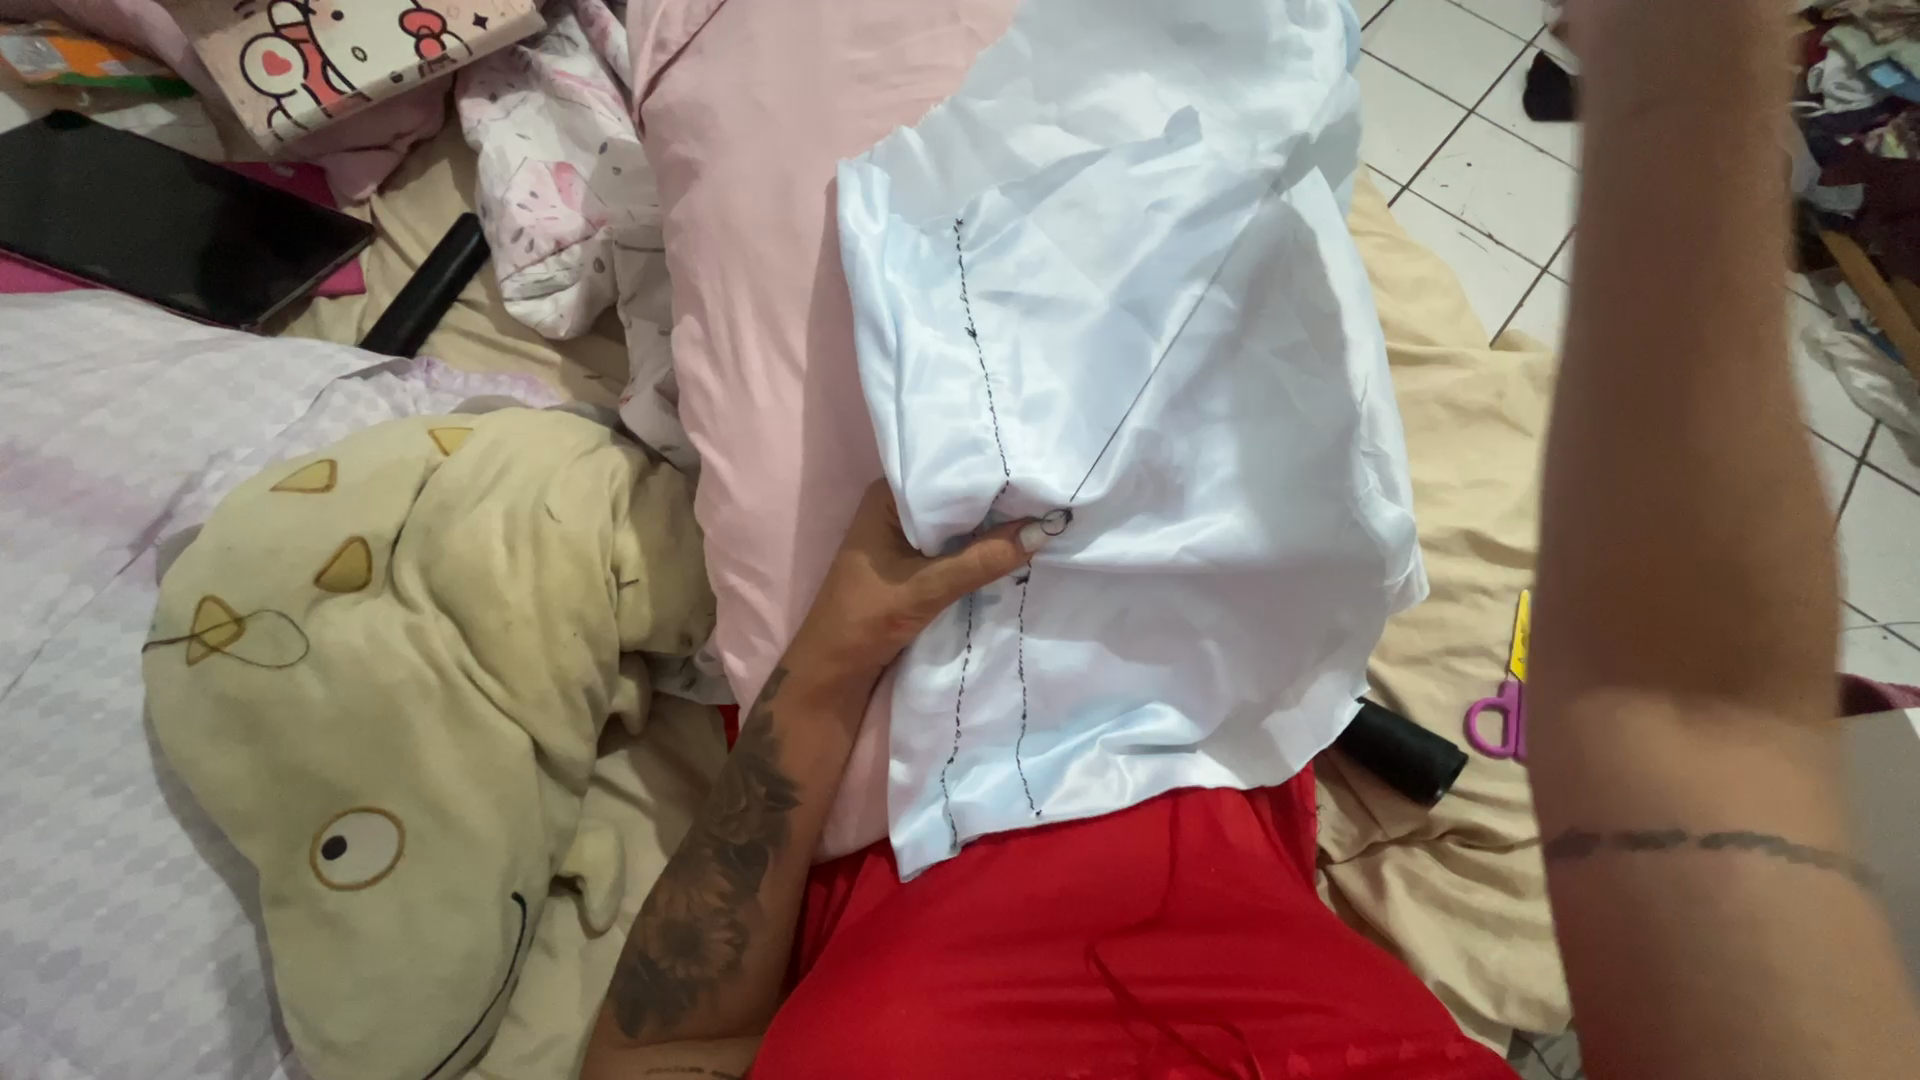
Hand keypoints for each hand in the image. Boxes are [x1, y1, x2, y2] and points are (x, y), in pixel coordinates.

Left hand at [784, 480, 1052, 694]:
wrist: (834, 673)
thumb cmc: (865, 620)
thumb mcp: (927, 588)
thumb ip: (982, 560)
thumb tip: (1044, 529)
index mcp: (888, 497)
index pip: (948, 470)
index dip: (991, 472)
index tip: (1036, 471)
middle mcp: (898, 508)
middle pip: (958, 496)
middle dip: (998, 500)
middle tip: (1052, 493)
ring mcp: (908, 536)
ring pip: (961, 524)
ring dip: (993, 526)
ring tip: (1045, 513)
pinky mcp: (918, 562)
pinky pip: (958, 546)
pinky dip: (982, 548)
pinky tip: (1017, 545)